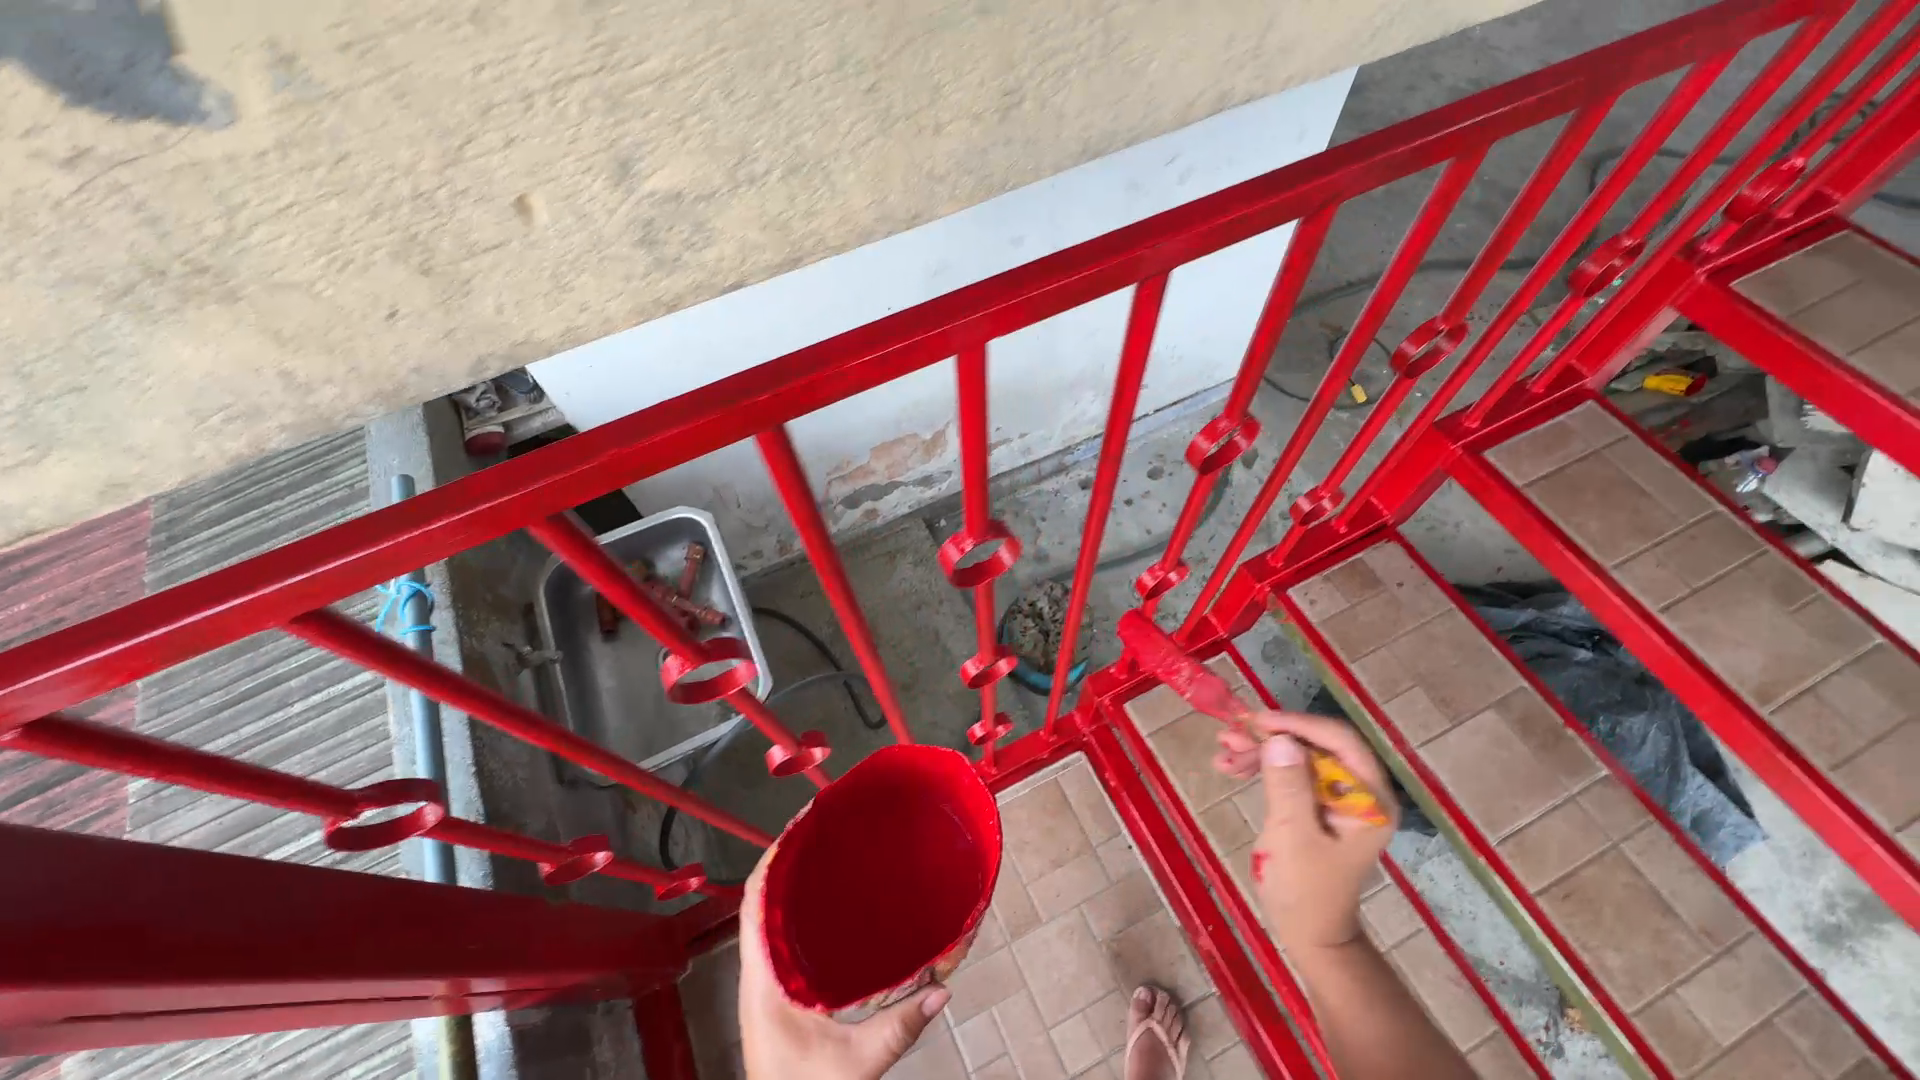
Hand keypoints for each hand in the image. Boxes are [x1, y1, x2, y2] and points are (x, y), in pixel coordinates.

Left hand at [736, 845, 951, 1079]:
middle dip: (785, 864)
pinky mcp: (777, 994)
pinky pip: (779, 940)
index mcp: (762, 980)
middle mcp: (756, 974)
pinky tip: (828, 905)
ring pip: (768, 920)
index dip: (770, 863)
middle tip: (824, 833)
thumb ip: (899, 1028)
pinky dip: (796, 914)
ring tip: (827, 855)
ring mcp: (764, 984)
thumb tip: (944, 989)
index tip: (798, 830)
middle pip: (759, 903)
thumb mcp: (857, 1064)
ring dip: (789, 887)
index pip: (752, 906)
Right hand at [1213, 711, 1397, 950]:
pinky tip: (1231, 768)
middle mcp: (1360, 791)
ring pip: (1299, 755)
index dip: (1299, 725)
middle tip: (1229, 735)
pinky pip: (1290, 773)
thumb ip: (1288, 785)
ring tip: (1222, 752)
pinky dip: (1261, 767)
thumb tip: (1279, 739)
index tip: (1257, 722)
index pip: (1341, 742)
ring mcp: (1337, 798)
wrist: (1308, 933)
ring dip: (1260, 751)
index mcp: (1369, 799)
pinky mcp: (1316, 805)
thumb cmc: (1305, 891)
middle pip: (1315, 745)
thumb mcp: (1293, 837)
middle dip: (1272, 737)